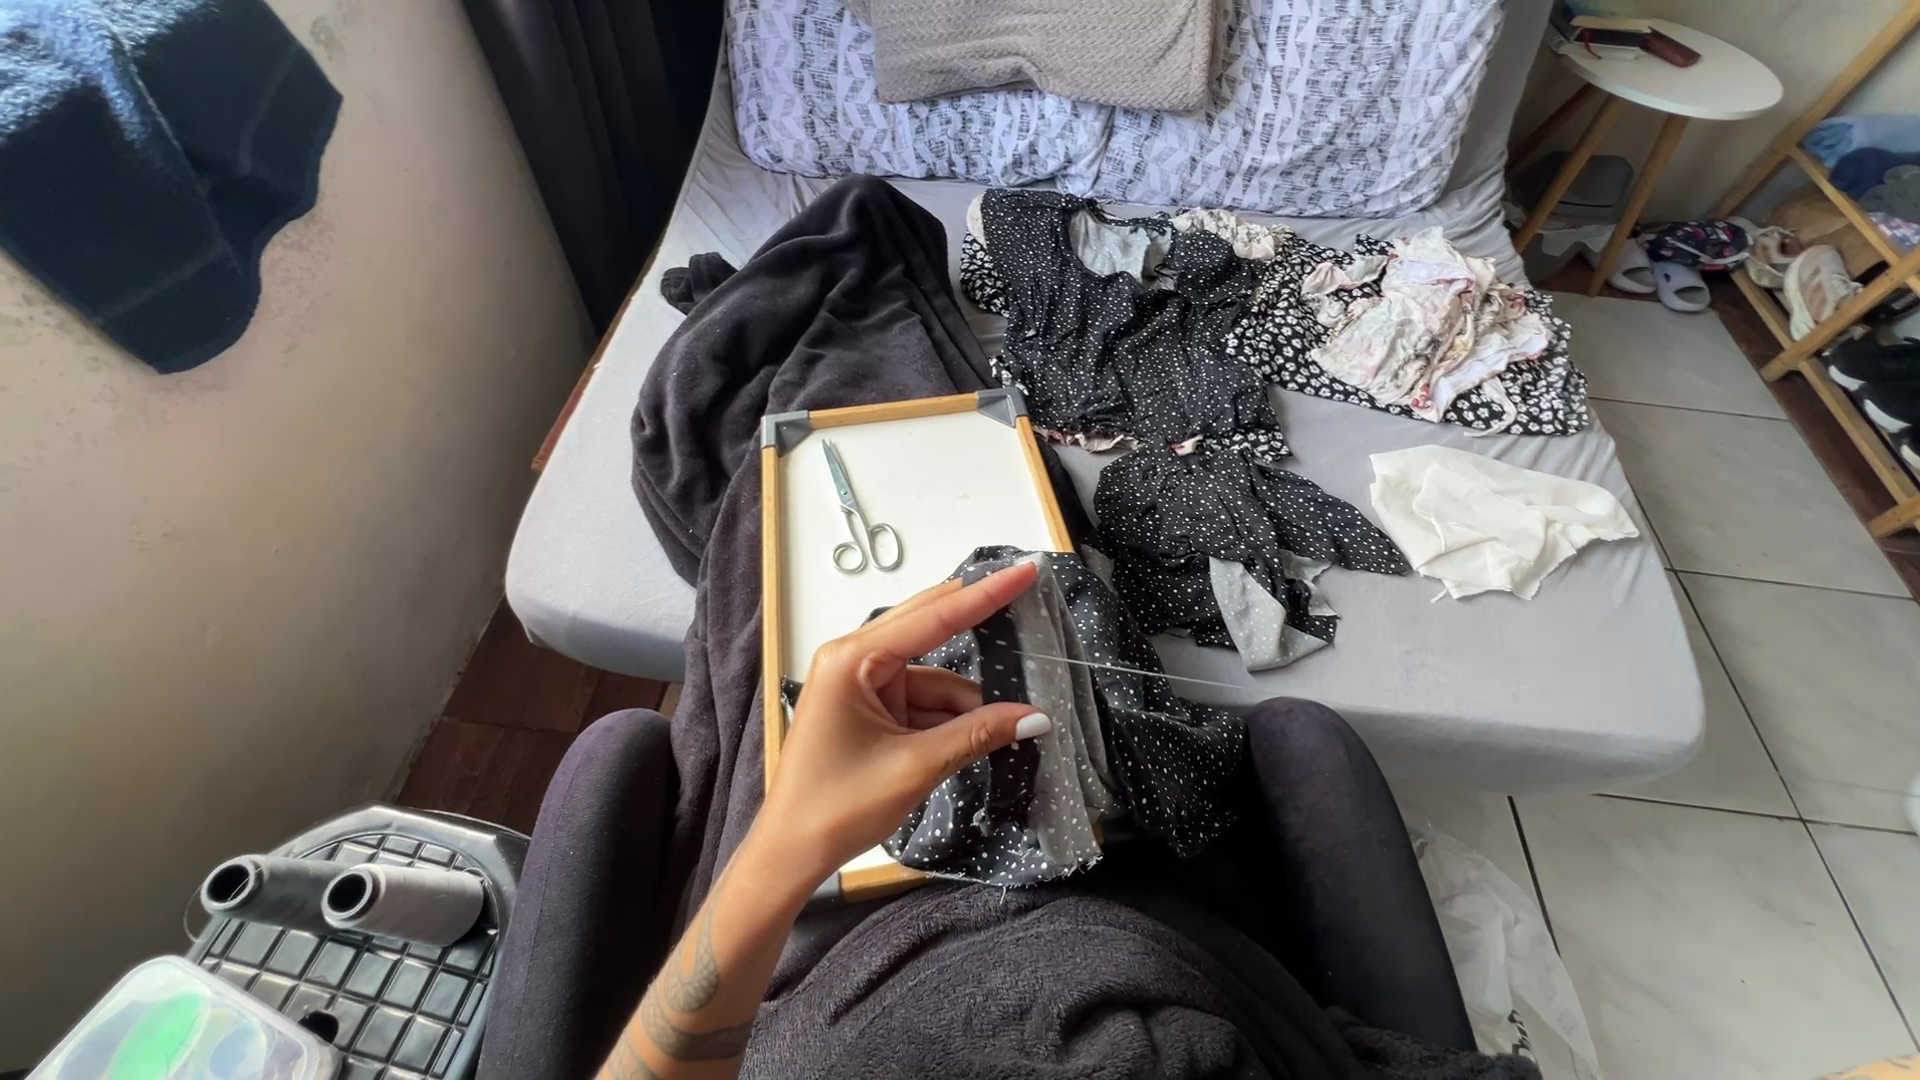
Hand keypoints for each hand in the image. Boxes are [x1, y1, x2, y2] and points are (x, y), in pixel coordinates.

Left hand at [751, 559, 1052, 889]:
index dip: (983, 594)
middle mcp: (855, 659)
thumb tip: (1037, 718)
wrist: (790, 853)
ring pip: (933, 677)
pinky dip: (951, 718)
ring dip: (968, 701)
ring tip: (1011, 724)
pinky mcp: (871, 708)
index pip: (932, 617)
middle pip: (930, 630)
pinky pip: (922, 701)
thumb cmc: (838, 805)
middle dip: (978, 626)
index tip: (1022, 570)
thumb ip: (977, 735)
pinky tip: (982, 736)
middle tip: (1026, 598)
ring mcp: (862, 684)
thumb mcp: (915, 767)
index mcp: (853, 659)